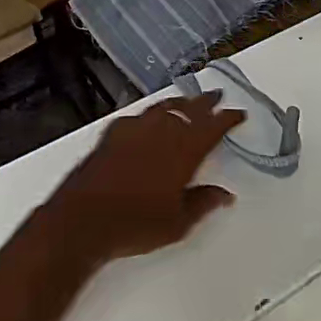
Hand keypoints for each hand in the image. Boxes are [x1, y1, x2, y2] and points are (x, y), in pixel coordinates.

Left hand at [41, 92, 242, 264]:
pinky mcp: (111, 135)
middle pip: (187, 111)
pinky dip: (150, 112)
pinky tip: (150, 117)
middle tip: (216, 96)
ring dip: (179, 103)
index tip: (237, 113)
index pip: (210, 128)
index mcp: (182, 153)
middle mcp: (159, 134)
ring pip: (162, 108)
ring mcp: (133, 131)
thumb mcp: (178, 223)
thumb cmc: (134, 224)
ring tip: (188, 100)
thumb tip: (224, 195)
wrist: (83, 219)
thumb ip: (202, 203)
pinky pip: (138, 115)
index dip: (226, 119)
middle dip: (204, 103)